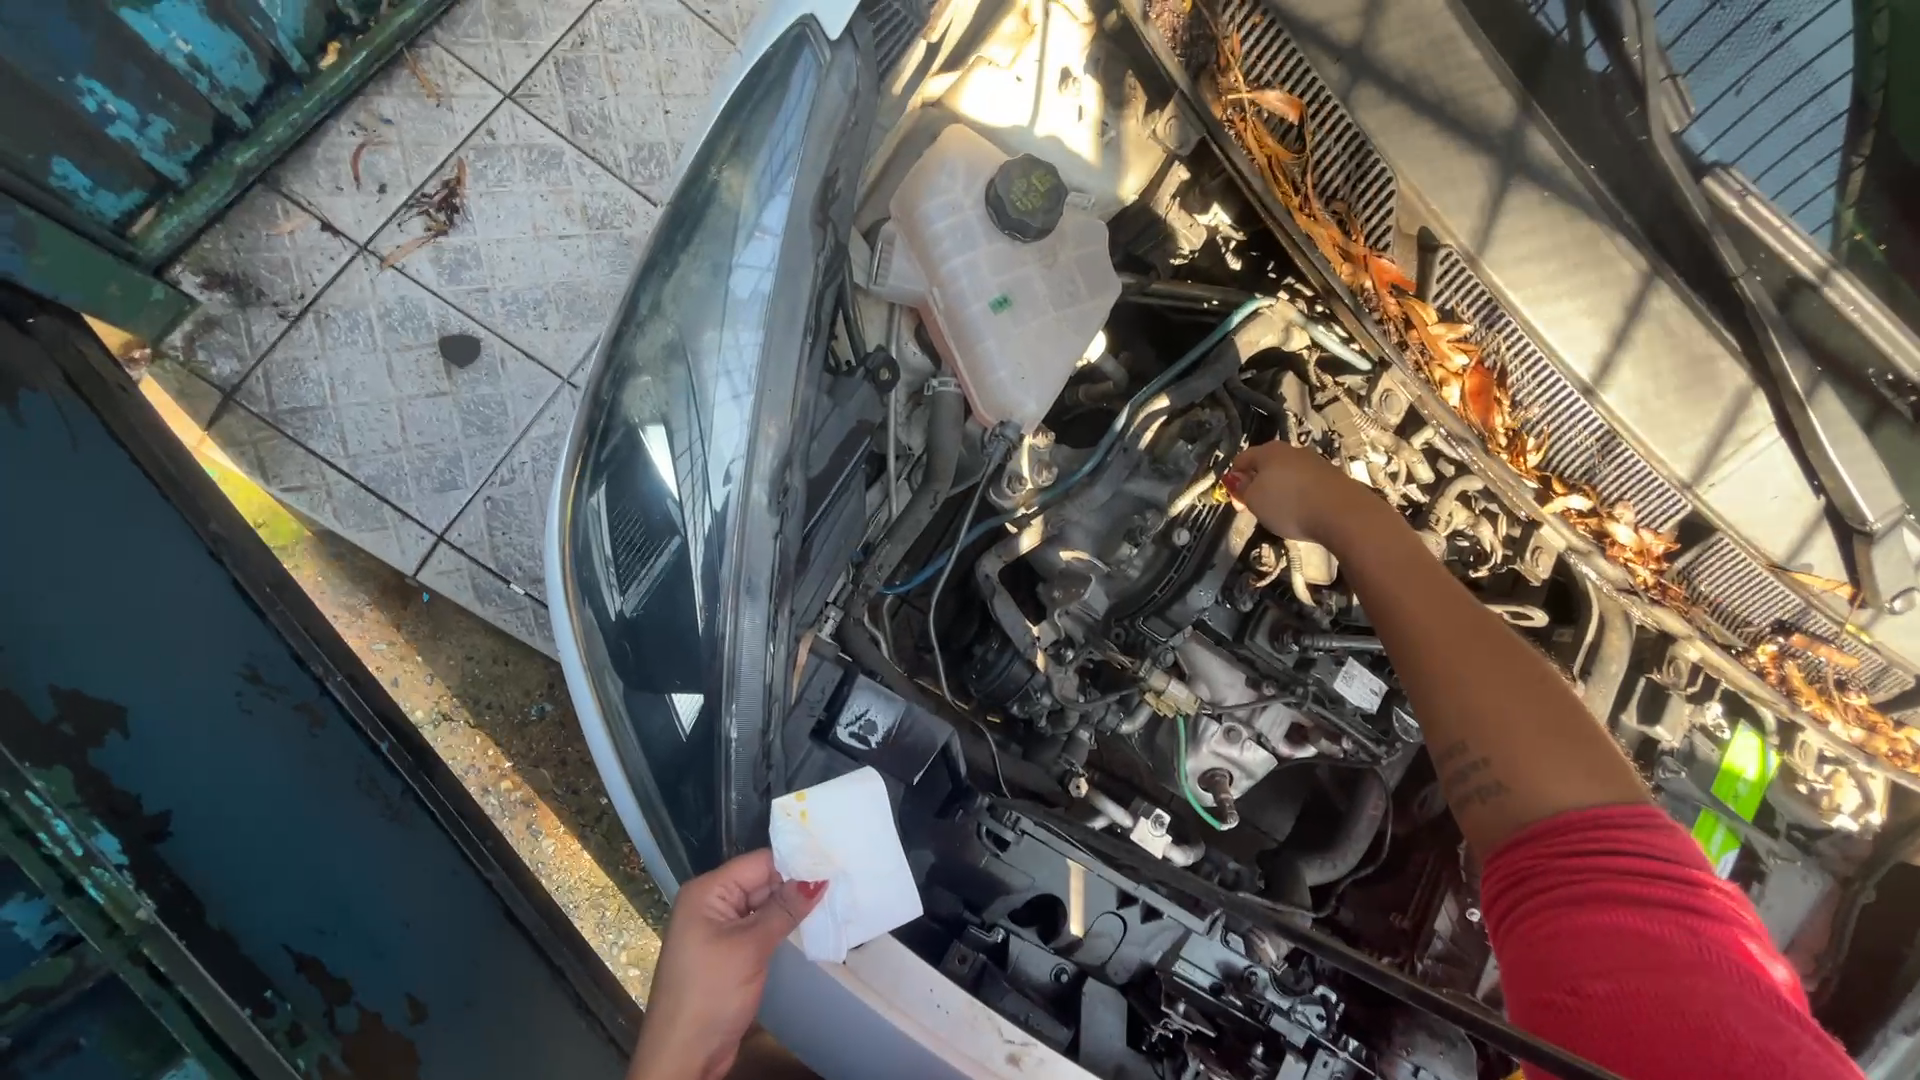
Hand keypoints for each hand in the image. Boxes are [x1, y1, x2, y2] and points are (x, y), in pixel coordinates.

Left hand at [629, 851, 825, 1079]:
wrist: (682, 1058)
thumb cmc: (710, 995)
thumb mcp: (750, 948)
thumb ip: (785, 909)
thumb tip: (819, 878)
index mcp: (707, 891)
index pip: (759, 863)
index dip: (794, 862)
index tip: (833, 862)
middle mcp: (711, 902)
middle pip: (762, 880)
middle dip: (796, 883)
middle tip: (841, 879)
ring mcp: (718, 928)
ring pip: (763, 904)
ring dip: (792, 905)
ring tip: (835, 896)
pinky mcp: (728, 951)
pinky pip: (759, 926)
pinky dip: (782, 924)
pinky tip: (810, 922)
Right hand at [1221, 439, 1378, 544]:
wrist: (1343, 513)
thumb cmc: (1289, 505)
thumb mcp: (1254, 501)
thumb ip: (1241, 489)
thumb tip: (1236, 478)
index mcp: (1268, 451)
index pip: (1241, 459)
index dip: (1234, 480)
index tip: (1237, 503)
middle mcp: (1292, 450)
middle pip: (1266, 465)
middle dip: (1257, 485)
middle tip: (1256, 509)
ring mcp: (1315, 462)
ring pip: (1287, 474)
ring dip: (1279, 490)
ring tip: (1280, 512)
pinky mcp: (1332, 476)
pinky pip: (1306, 483)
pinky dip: (1299, 495)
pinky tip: (1302, 511)